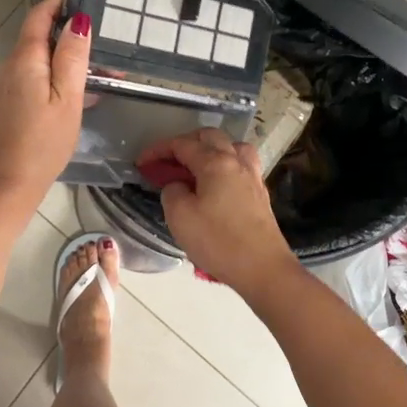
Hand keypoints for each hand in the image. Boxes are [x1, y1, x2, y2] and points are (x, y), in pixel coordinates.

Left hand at [0, 0, 90, 198]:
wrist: (10, 183)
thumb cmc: (44, 140)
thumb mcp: (67, 97)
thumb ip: (72, 56)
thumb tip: (78, 20)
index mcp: (25, 58)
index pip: (39, 15)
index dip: (59, 2)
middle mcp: (11, 65)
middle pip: (39, 35)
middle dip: (69, 32)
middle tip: (104, 38)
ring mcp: (8, 85)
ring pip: (39, 58)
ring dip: (66, 57)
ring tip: (101, 68)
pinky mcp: (10, 102)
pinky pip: (35, 76)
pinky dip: (57, 75)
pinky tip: (81, 92)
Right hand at [138, 129, 295, 291]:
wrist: (264, 269)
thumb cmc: (218, 242)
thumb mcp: (179, 217)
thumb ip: (172, 191)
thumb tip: (179, 185)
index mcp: (215, 162)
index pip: (182, 144)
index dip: (158, 150)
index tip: (142, 162)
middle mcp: (236, 162)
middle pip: (209, 137)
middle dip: (185, 143)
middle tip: (168, 162)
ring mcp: (252, 176)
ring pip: (231, 147)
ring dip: (210, 150)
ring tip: (196, 168)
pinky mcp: (260, 193)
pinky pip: (241, 165)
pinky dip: (225, 165)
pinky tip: (217, 184)